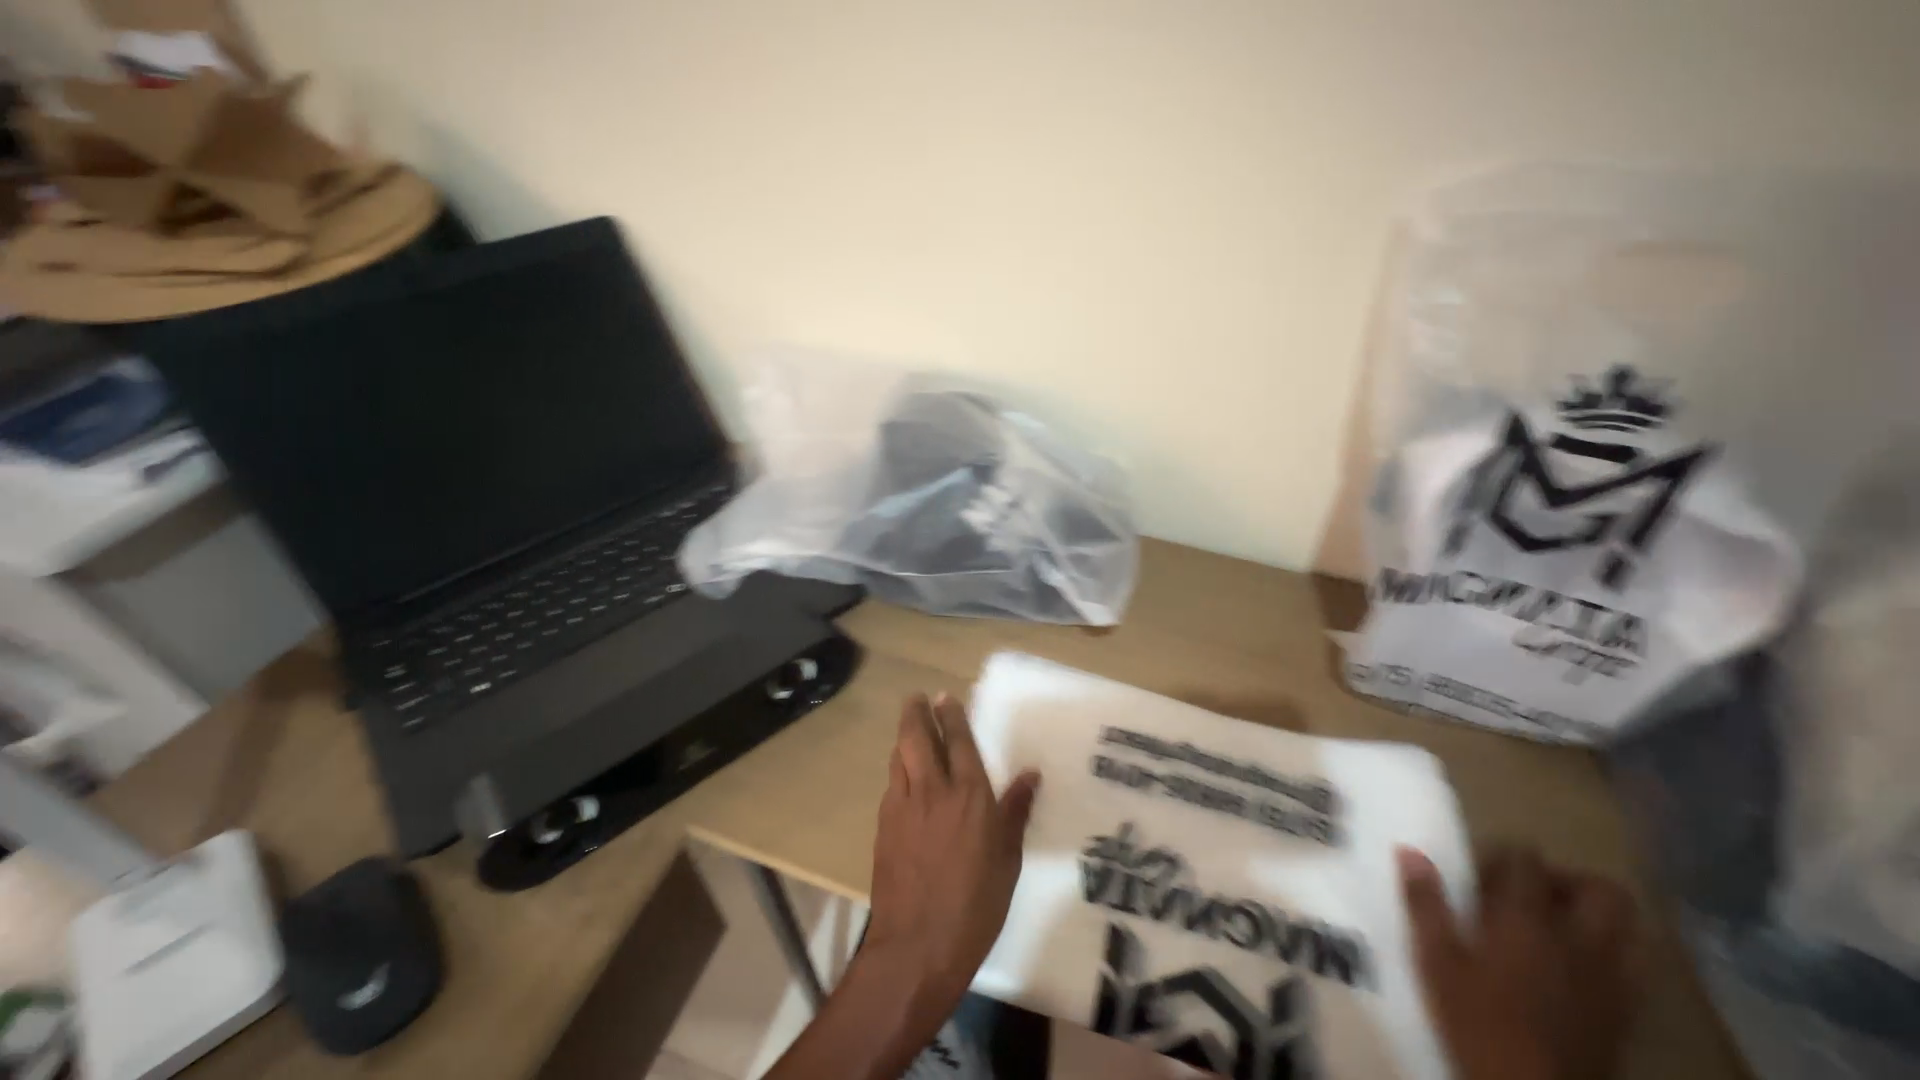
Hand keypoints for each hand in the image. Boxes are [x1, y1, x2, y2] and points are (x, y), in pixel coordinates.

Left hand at [861, 692, 1040, 1009]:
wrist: (918, 943)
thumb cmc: (976, 906)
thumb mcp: (1008, 860)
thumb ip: (1014, 812)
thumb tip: (1029, 775)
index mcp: (970, 796)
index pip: (959, 741)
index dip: (952, 716)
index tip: (945, 697)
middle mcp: (933, 790)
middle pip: (917, 738)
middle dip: (916, 713)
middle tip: (917, 698)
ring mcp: (903, 806)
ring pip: (899, 758)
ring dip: (904, 738)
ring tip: (910, 729)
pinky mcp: (884, 826)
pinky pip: (891, 784)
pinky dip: (897, 769)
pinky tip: (902, 775)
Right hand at [1399, 846, 1643, 1079]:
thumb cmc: (1477, 1023)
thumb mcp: (1436, 963)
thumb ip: (1425, 904)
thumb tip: (1409, 851)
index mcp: (1527, 920)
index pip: (1527, 861)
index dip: (1503, 859)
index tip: (1479, 880)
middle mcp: (1578, 938)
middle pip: (1597, 888)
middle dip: (1566, 882)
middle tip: (1531, 898)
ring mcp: (1610, 975)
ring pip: (1627, 925)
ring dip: (1595, 915)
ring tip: (1558, 929)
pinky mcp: (1625, 1010)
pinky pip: (1634, 965)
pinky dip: (1610, 953)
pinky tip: (1578, 969)